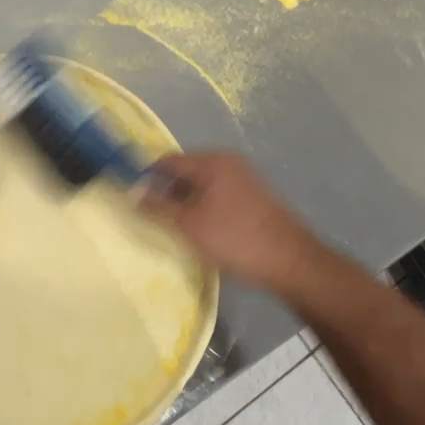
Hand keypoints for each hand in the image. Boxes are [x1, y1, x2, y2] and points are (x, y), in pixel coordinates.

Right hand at [137, 152, 322, 291]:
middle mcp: (229, 161)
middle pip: (185, 171)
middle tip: (156, 220)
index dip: (147, 178)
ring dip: (187, 202)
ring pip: (202, 184)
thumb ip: (157, 205)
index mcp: (212, 161)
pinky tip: (205, 231)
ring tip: (180, 229)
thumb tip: (131, 190)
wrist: (293, 264)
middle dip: (168, 192)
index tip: (134, 201)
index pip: (167, 161)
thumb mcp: (189, 225)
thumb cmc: (236, 240)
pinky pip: (219, 194)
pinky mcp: (256, 196)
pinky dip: (206, 207)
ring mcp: (245, 177)